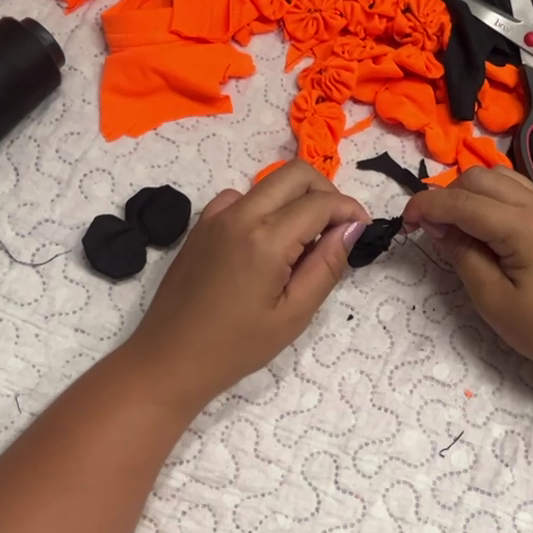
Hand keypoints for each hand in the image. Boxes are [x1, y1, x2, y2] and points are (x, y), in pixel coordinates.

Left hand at [122, 161, 369, 410]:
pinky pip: (240, 199)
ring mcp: (215, 217)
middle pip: (295, 174)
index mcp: (265, 239)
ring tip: (301, 244)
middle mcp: (239, 215)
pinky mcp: (201, 226)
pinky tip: (264, 245)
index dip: (350, 211)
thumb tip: (351, 229)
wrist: (170, 358)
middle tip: (337, 229)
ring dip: (294, 200)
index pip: (321, 203)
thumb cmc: (237, 347)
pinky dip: (263, 209)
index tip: (362, 230)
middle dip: (325, 192)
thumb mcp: (293, 314)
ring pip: (268, 184)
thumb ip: (326, 266)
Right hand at [402, 167, 532, 391]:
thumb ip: (461, 253)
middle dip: (446, 196)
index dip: (426, 206)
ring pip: (498, 178)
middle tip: (429, 229)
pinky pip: (515, 191)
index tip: (404, 222)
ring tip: (452, 227)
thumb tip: (438, 225)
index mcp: (522, 225)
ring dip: (468, 194)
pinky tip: (480, 227)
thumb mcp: (491, 298)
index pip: (462, 201)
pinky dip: (489, 198)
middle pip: (479, 177)